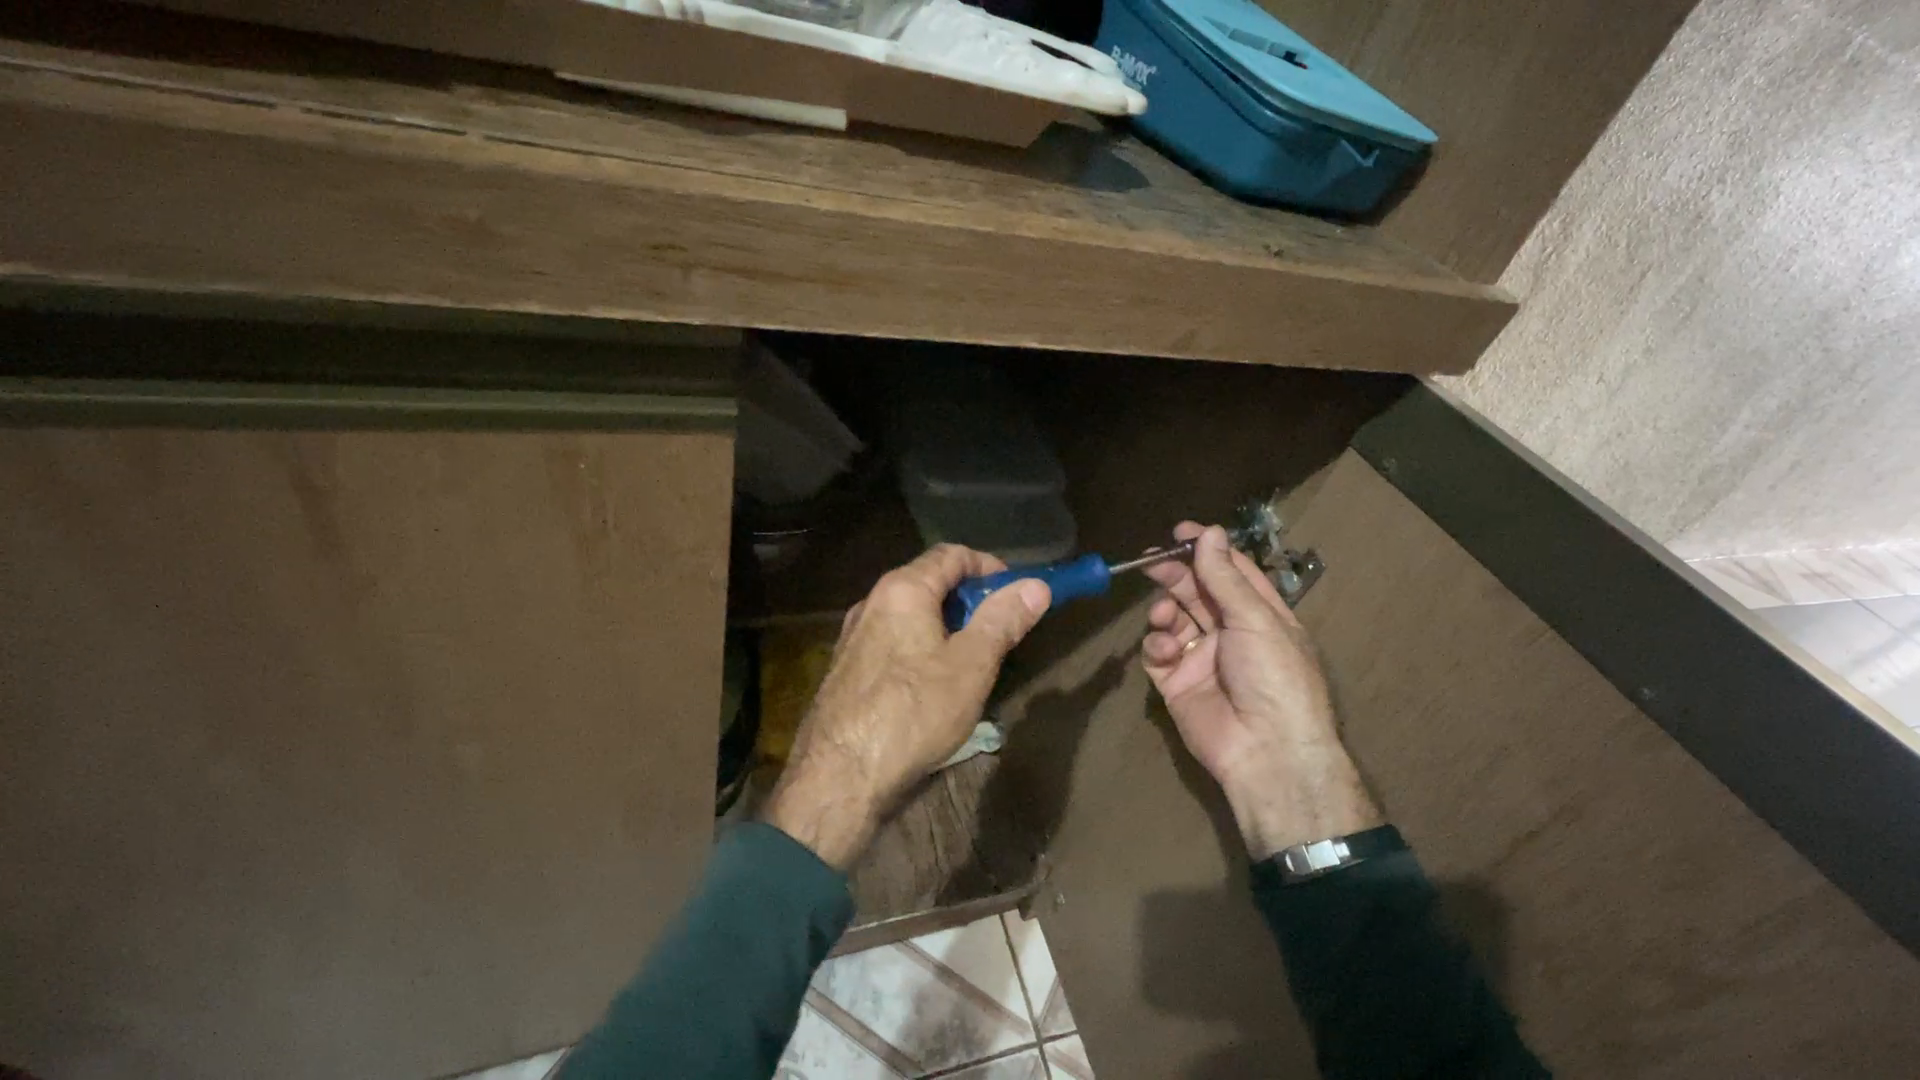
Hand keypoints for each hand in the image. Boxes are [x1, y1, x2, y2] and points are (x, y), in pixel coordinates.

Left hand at [762, 544, 1051, 869]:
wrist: (839, 777)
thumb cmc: (913, 713)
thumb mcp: (971, 666)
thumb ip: (1002, 621)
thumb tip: (1035, 585)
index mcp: (902, 590)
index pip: (951, 554)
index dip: (989, 566)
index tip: (1017, 593)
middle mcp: (871, 603)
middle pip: (928, 582)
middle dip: (969, 599)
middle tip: (1000, 630)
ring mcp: (852, 637)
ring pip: (908, 615)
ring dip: (944, 626)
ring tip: (972, 661)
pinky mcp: (845, 670)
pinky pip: (892, 642)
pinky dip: (920, 648)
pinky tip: (932, 687)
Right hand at [1142, 522, 1381, 858]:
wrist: (1265, 750)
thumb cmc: (1274, 677)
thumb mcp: (1256, 620)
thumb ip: (1225, 577)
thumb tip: (1211, 532)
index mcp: (1260, 616)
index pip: (1231, 572)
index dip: (1208, 550)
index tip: (1180, 531)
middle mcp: (1231, 633)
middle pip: (1197, 592)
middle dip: (1176, 575)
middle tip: (1151, 561)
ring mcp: (1202, 658)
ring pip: (1174, 619)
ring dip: (1165, 609)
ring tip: (1163, 613)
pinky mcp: (1176, 683)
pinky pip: (1158, 653)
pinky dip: (1157, 645)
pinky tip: (1165, 648)